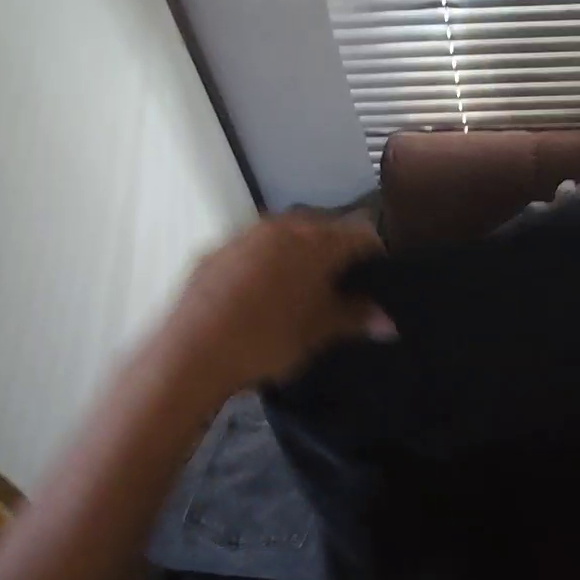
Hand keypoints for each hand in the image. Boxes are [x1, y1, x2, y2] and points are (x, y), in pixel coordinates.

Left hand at [155, 214, 391, 395]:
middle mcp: (282, 226)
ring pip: (286, 236)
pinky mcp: (215, 250)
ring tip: (300, 292)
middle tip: (341, 288)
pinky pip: (253, 249)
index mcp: (317, 241)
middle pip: (324, 230)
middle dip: (336, 253)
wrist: (190, 353)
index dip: (375, 256)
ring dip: (299, 256)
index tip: (377, 280)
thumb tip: (389, 322)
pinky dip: (265, 265)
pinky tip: (260, 297)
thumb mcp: (320, 333)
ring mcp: (244, 235)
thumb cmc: (267, 339)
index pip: (362, 235)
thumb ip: (357, 319)